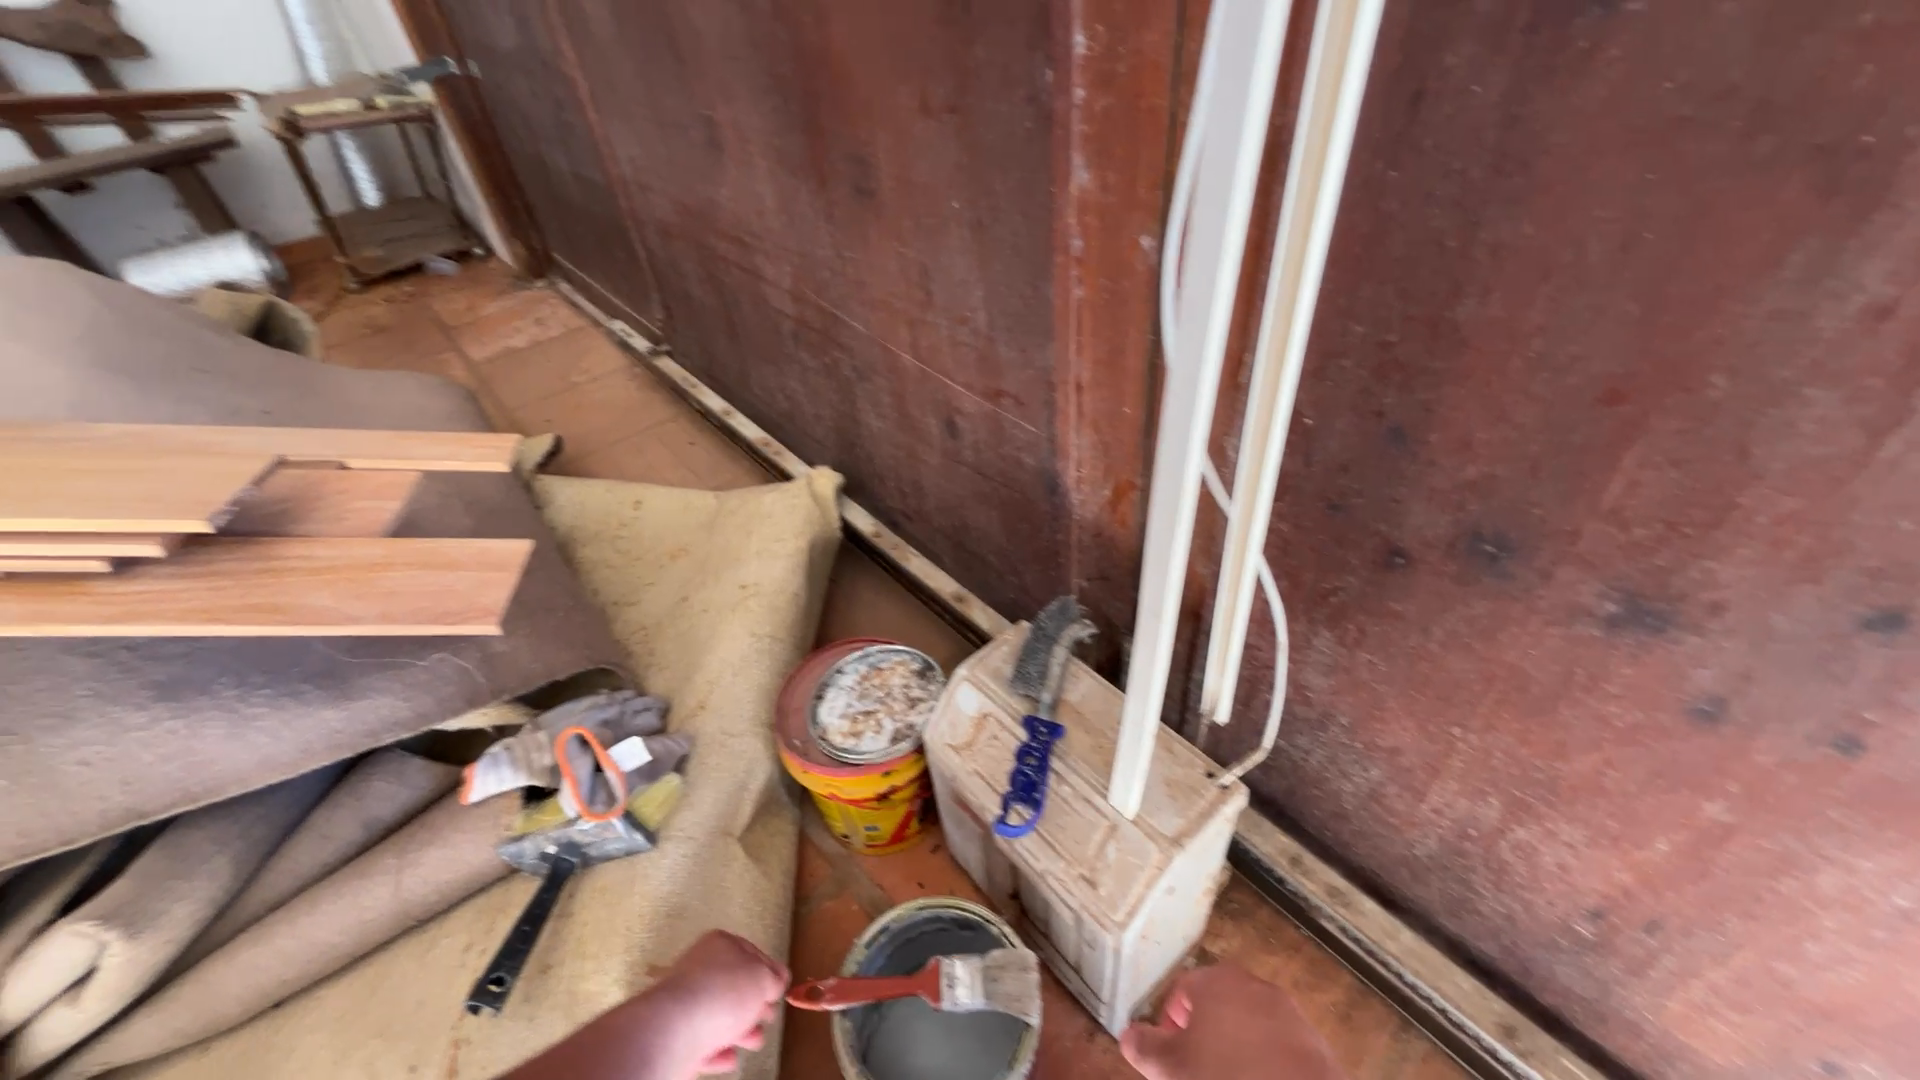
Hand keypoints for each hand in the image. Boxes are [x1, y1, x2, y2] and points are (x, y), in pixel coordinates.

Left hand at [641, 931, 791, 1074]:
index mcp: (722, 944)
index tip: (780, 990)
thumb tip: (777, 981)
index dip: (770, 972)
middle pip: (737, 987)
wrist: (673, 1029)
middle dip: (756, 1006)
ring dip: (742, 1031)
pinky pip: (704, 1041)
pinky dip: (719, 1049)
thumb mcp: (763, 978)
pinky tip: (730, 1057)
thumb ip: (775, 978)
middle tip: (767, 1018)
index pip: (753, 953)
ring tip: (753, 1042)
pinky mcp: (676, 1032)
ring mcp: (686, 1001)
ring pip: (721, 1016)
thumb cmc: (724, 993)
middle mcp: (701, 967)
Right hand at [1120, 964, 1345, 1079]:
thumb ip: (1144, 1047)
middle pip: (1218, 1005)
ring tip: (1228, 1079)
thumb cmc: (1224, 1079)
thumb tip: (1129, 1034)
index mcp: (1218, 982)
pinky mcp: (1317, 1048)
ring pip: (1251, 1028)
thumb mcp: (1170, 1068)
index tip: (1168, 1055)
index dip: (1169, 1022)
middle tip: (1194, 1070)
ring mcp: (1291, 1016)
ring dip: (1236, 1050)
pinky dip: (1268, 1067)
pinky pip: (1280, 1051)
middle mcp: (1255, 988)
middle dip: (1203, 1036)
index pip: (1182, 990)